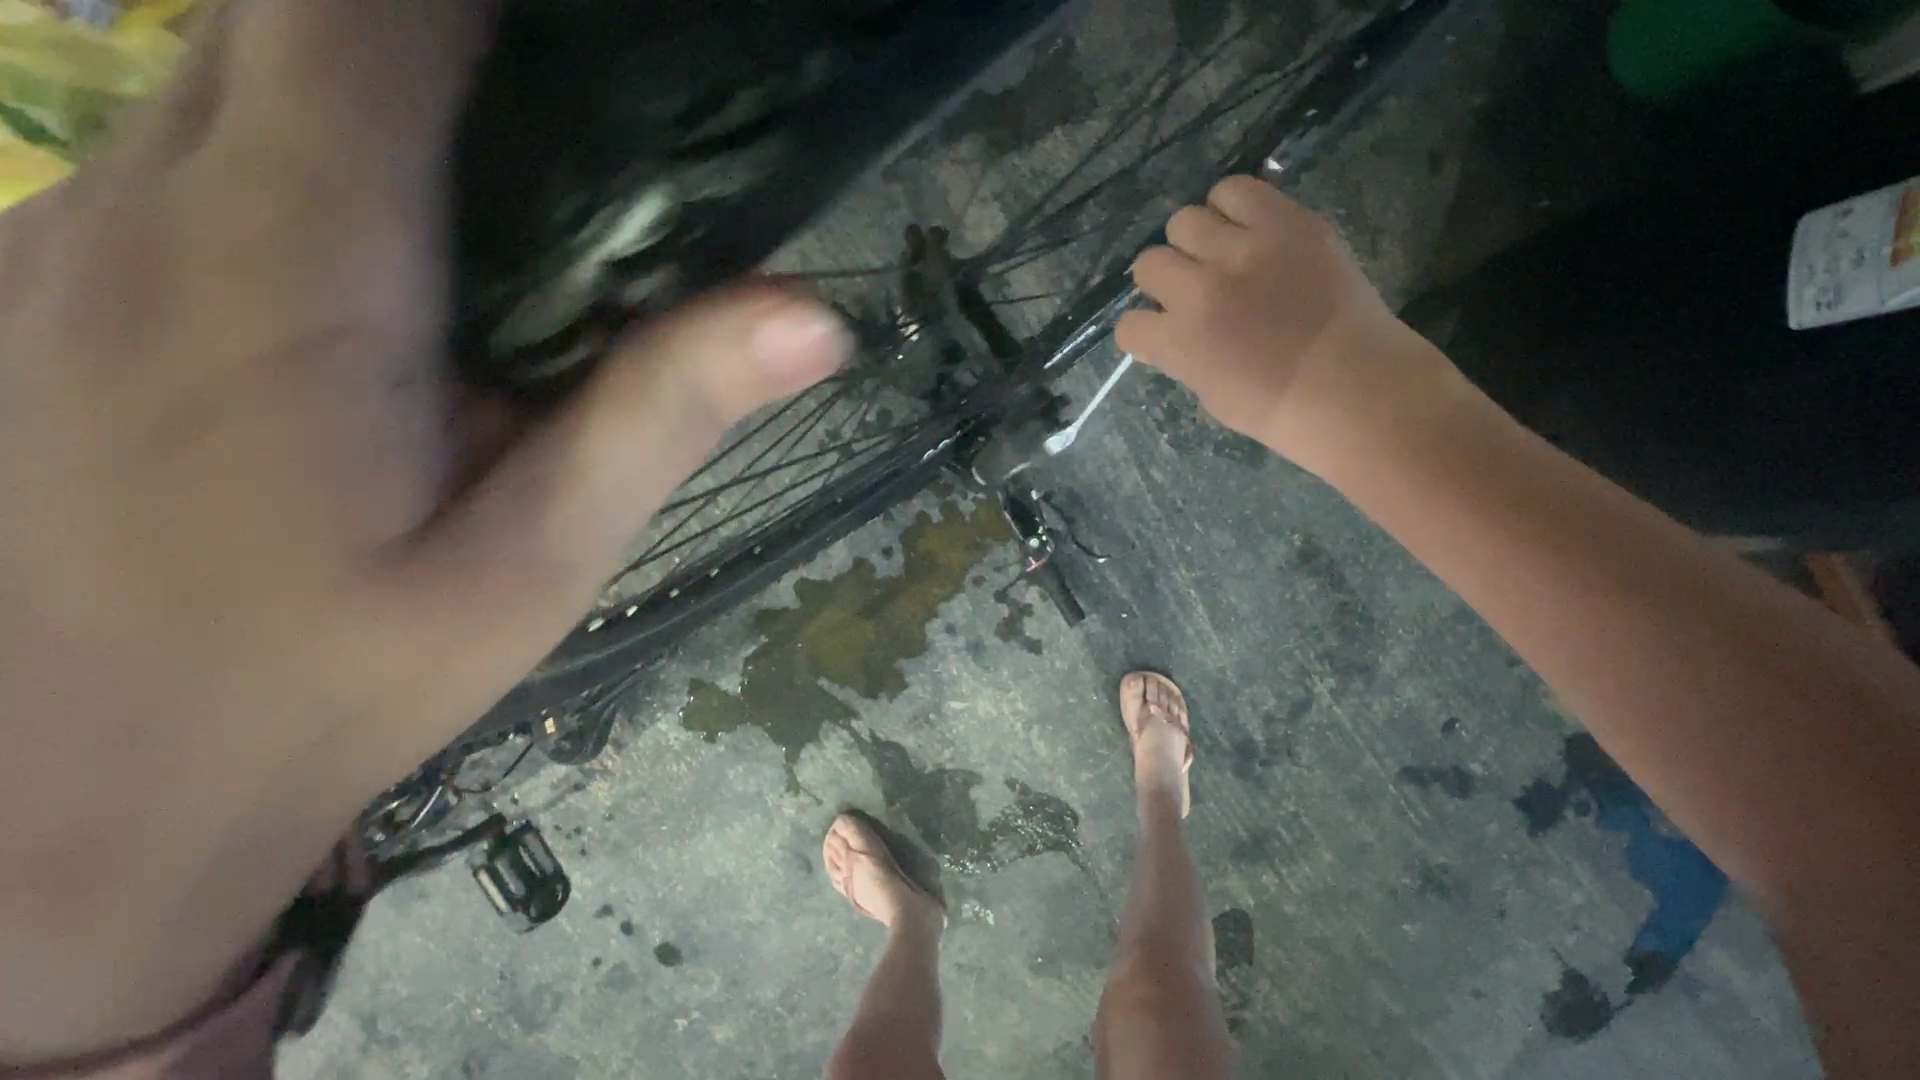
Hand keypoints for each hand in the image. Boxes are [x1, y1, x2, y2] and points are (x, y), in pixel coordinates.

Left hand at [0, 0, 845, 1062]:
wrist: (69, 798)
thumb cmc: (332, 684)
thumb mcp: (534, 563)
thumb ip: (662, 415)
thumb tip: (818, 317)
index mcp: (295, 264)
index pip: (372, 15)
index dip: (493, 4)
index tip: (606, 56)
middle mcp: (150, 202)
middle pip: (295, 12)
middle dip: (448, 31)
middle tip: (578, 128)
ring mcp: (65, 225)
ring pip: (233, 65)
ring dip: (378, 81)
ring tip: (508, 192)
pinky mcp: (41, 269)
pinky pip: (190, 143)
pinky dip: (305, 146)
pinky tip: (383, 266)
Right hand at [1117, 176, 1447, 467]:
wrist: (1356, 389)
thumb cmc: (1282, 410)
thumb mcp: (1211, 396)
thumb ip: (1182, 358)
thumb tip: (1169, 335)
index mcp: (1179, 342)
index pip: (1129, 324)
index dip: (1143, 330)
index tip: (1161, 333)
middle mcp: (1201, 289)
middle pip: (1150, 262)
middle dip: (1164, 280)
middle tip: (1192, 289)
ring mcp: (1243, 251)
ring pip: (1185, 220)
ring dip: (1195, 241)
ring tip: (1219, 253)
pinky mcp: (1285, 223)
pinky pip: (1235, 191)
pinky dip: (1230, 207)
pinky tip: (1244, 227)